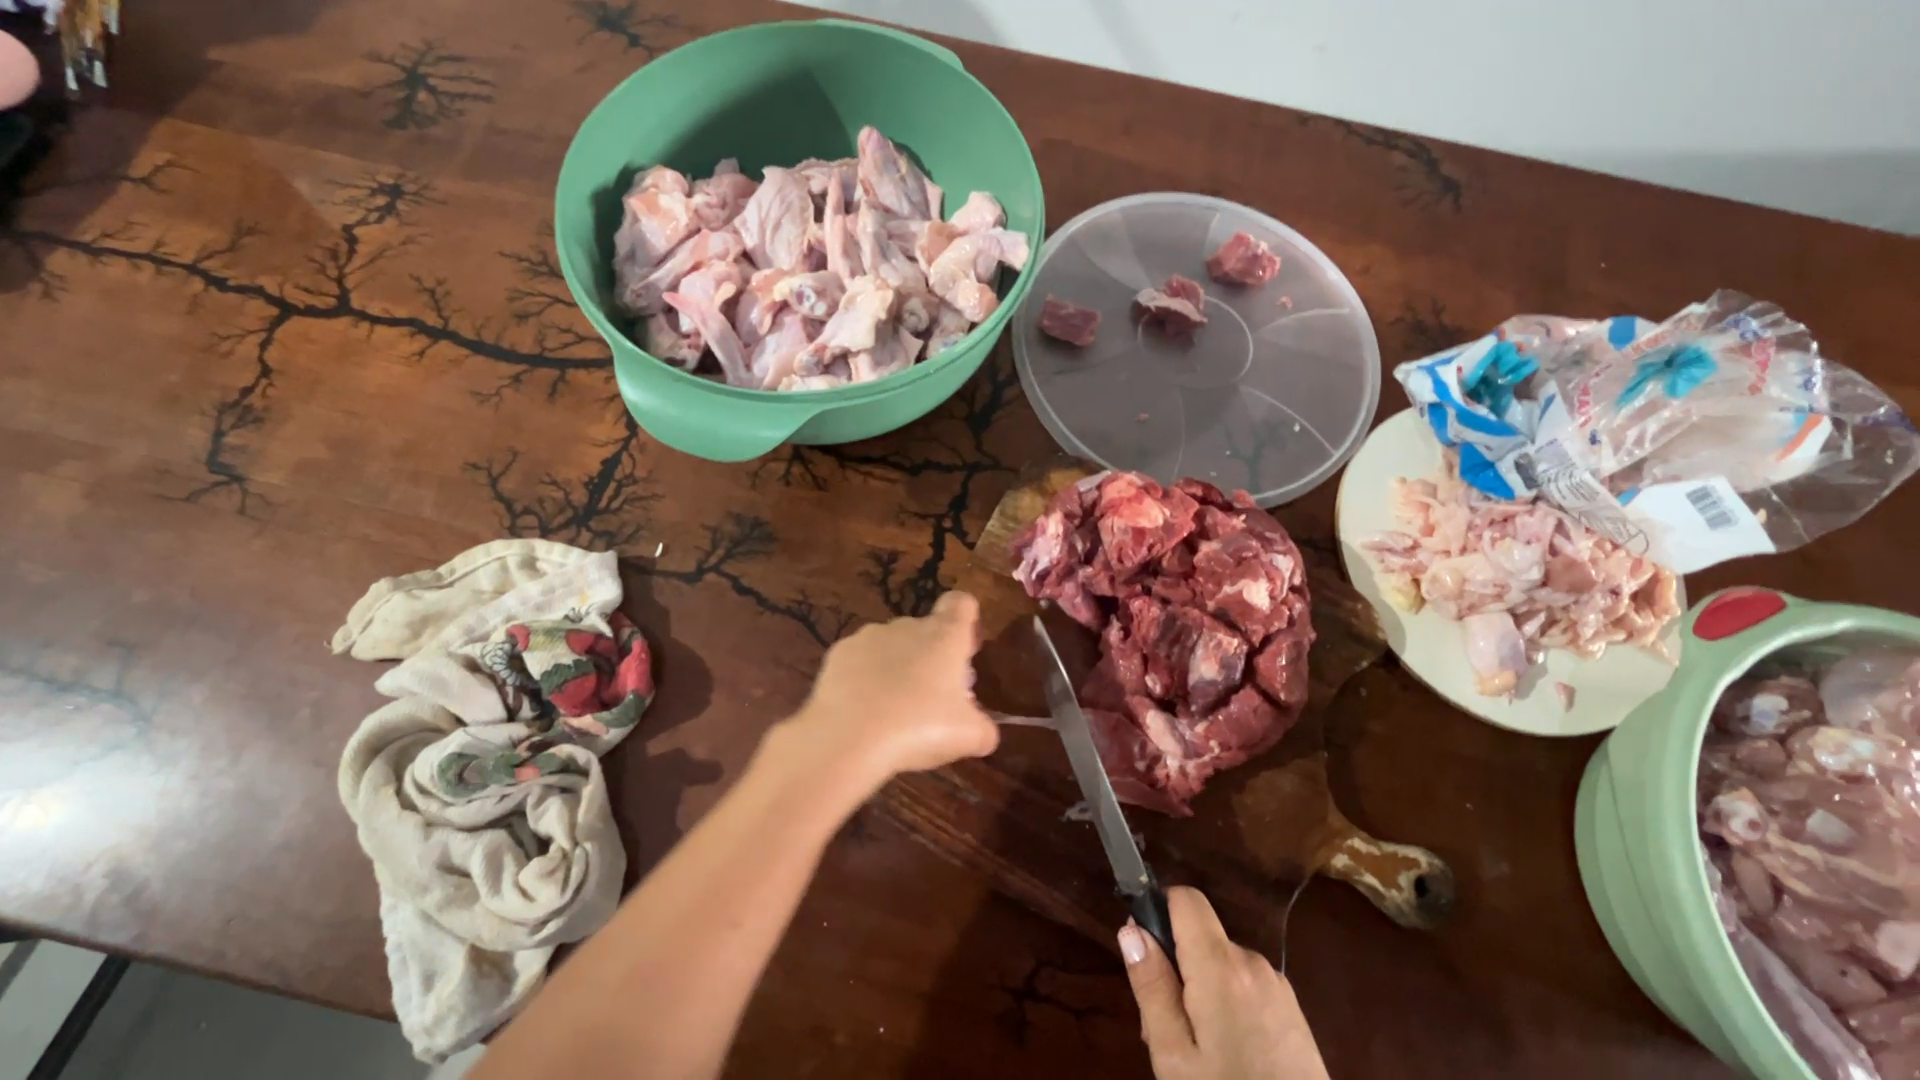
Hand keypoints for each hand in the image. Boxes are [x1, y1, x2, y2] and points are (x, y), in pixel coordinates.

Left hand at [784, 591, 999, 793]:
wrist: (848, 738)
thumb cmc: (919, 728)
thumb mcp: (968, 737)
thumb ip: (983, 728)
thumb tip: (984, 731)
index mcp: (944, 636)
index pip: (961, 604)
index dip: (967, 622)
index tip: (965, 651)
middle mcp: (907, 626)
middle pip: (926, 630)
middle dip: (931, 657)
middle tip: (933, 699)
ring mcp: (868, 637)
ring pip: (891, 646)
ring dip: (897, 668)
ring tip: (894, 710)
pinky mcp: (837, 654)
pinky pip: (860, 662)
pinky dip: (865, 679)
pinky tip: (864, 711)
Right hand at [1121, 887, 1329, 1079]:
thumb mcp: (1174, 1053)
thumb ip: (1152, 986)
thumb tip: (1131, 929)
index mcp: (1221, 966)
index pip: (1186, 899)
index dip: (1158, 909)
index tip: (1143, 948)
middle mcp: (1252, 962)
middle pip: (1200, 937)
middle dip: (1175, 967)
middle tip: (1163, 1029)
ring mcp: (1276, 985)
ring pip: (1221, 964)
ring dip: (1200, 990)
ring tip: (1196, 1052)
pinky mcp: (1291, 1009)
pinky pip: (1244, 985)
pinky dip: (1226, 1005)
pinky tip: (1226, 1055)